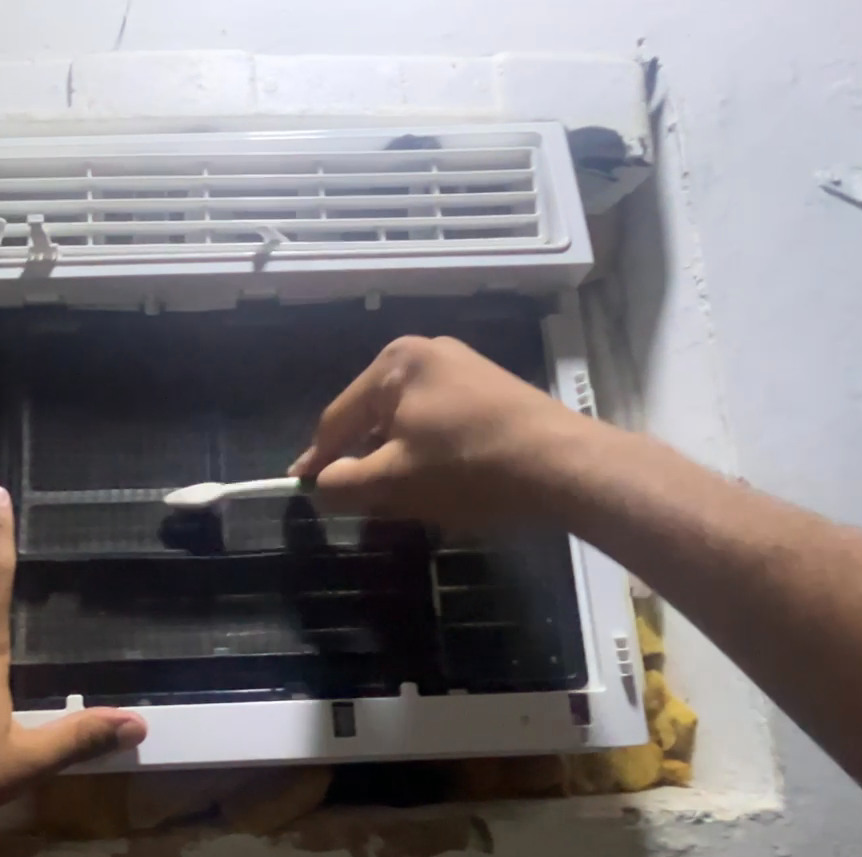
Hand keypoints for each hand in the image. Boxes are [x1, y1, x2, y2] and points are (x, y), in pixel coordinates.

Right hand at [290, 335, 603, 529]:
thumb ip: (342, 483)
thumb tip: (319, 484)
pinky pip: (435, 422)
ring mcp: (462, 368)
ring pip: (404, 422)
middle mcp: (425, 353)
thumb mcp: (393, 481)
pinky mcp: (489, 389)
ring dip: (392, 459)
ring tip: (391, 496)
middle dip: (359, 460)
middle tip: (350, 498)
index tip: (298, 486)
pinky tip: (431, 480)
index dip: (316, 458)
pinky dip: (423, 451)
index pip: (337, 418)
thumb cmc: (467, 468)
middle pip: (371, 417)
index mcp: (395, 364)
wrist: (563, 466)